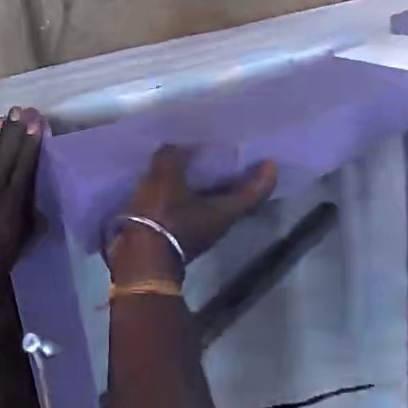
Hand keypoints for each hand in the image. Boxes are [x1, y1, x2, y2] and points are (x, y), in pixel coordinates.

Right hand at [108, 146, 276, 288]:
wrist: (137, 260)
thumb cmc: (162, 218)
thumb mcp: (165, 178)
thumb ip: (172, 158)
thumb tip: (175, 147)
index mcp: (225, 211)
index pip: (256, 192)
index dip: (265, 176)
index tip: (269, 160)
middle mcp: (218, 224)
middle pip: (236, 199)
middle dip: (237, 178)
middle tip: (235, 156)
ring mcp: (199, 233)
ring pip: (212, 205)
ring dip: (210, 186)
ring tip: (201, 163)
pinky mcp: (179, 237)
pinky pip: (191, 210)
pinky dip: (189, 195)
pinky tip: (175, 181)